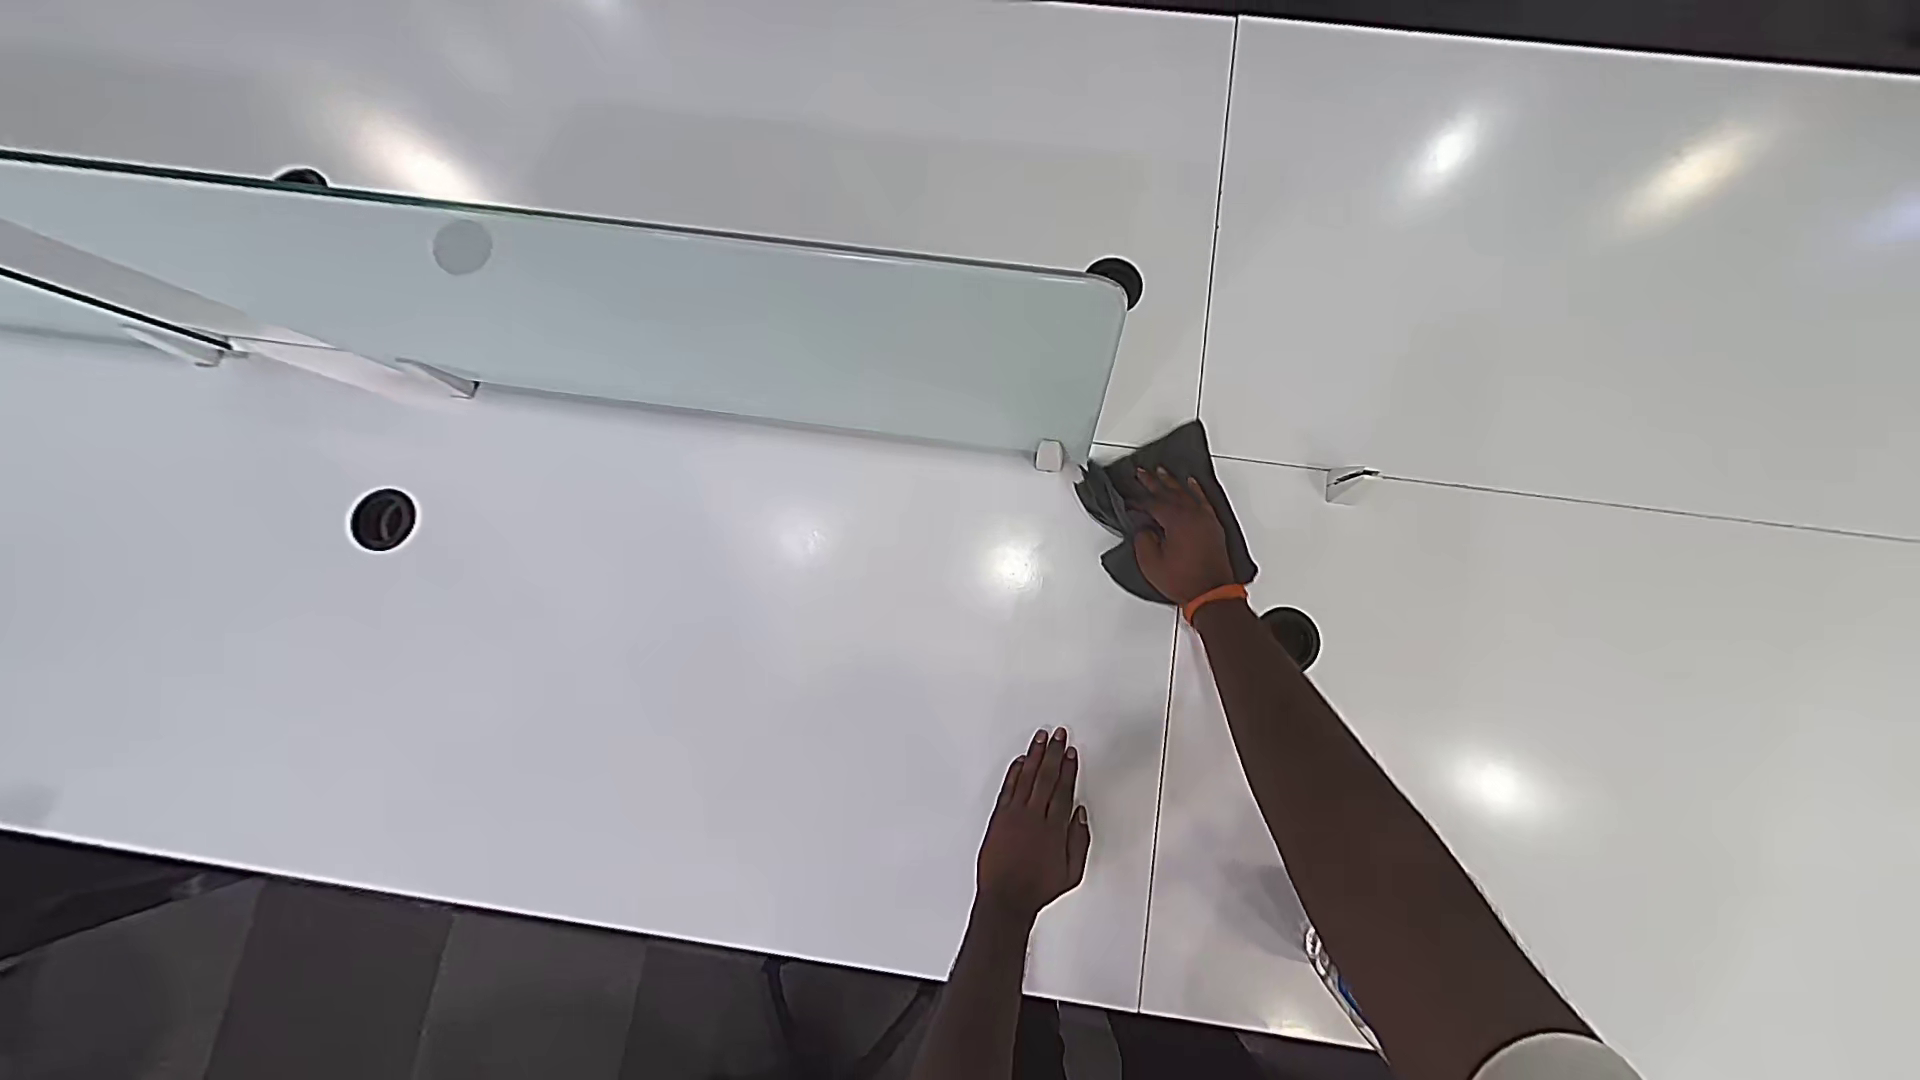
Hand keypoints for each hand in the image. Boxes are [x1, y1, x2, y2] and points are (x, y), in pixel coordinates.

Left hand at [975, 728, 1090, 921]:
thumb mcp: (1071, 872)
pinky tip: (1021, 760)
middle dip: (1054, 752)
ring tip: (1041, 738)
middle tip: (1059, 735)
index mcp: (1054, 829)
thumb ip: (1079, 840)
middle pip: (1047, 776)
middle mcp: (1034, 817)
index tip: (1071, 752)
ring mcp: (1015, 815)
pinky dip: (1015, 772)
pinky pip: (1008, 788)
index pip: (1064, 789)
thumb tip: (1079, 813)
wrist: (1005, 898)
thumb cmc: (1037, 888)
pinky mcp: (999, 817)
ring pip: (1027, 777)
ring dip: (1035, 755)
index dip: (1068, 768)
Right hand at [1131, 467, 1236, 603]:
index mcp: (1176, 521)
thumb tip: (1144, 528)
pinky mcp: (1212, 526)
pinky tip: (1191, 483)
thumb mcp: (1151, 562)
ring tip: (1161, 471)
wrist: (1211, 593)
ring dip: (1171, 481)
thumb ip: (1144, 539)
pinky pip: (1202, 500)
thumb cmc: (1185, 580)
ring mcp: (1204, 519)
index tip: (1128, 500)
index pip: (1152, 503)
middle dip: (1152, 482)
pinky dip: (1195, 489)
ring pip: (1185, 492)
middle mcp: (1192, 515)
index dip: (1138, 501)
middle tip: (1141, 472)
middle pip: (1168, 492)